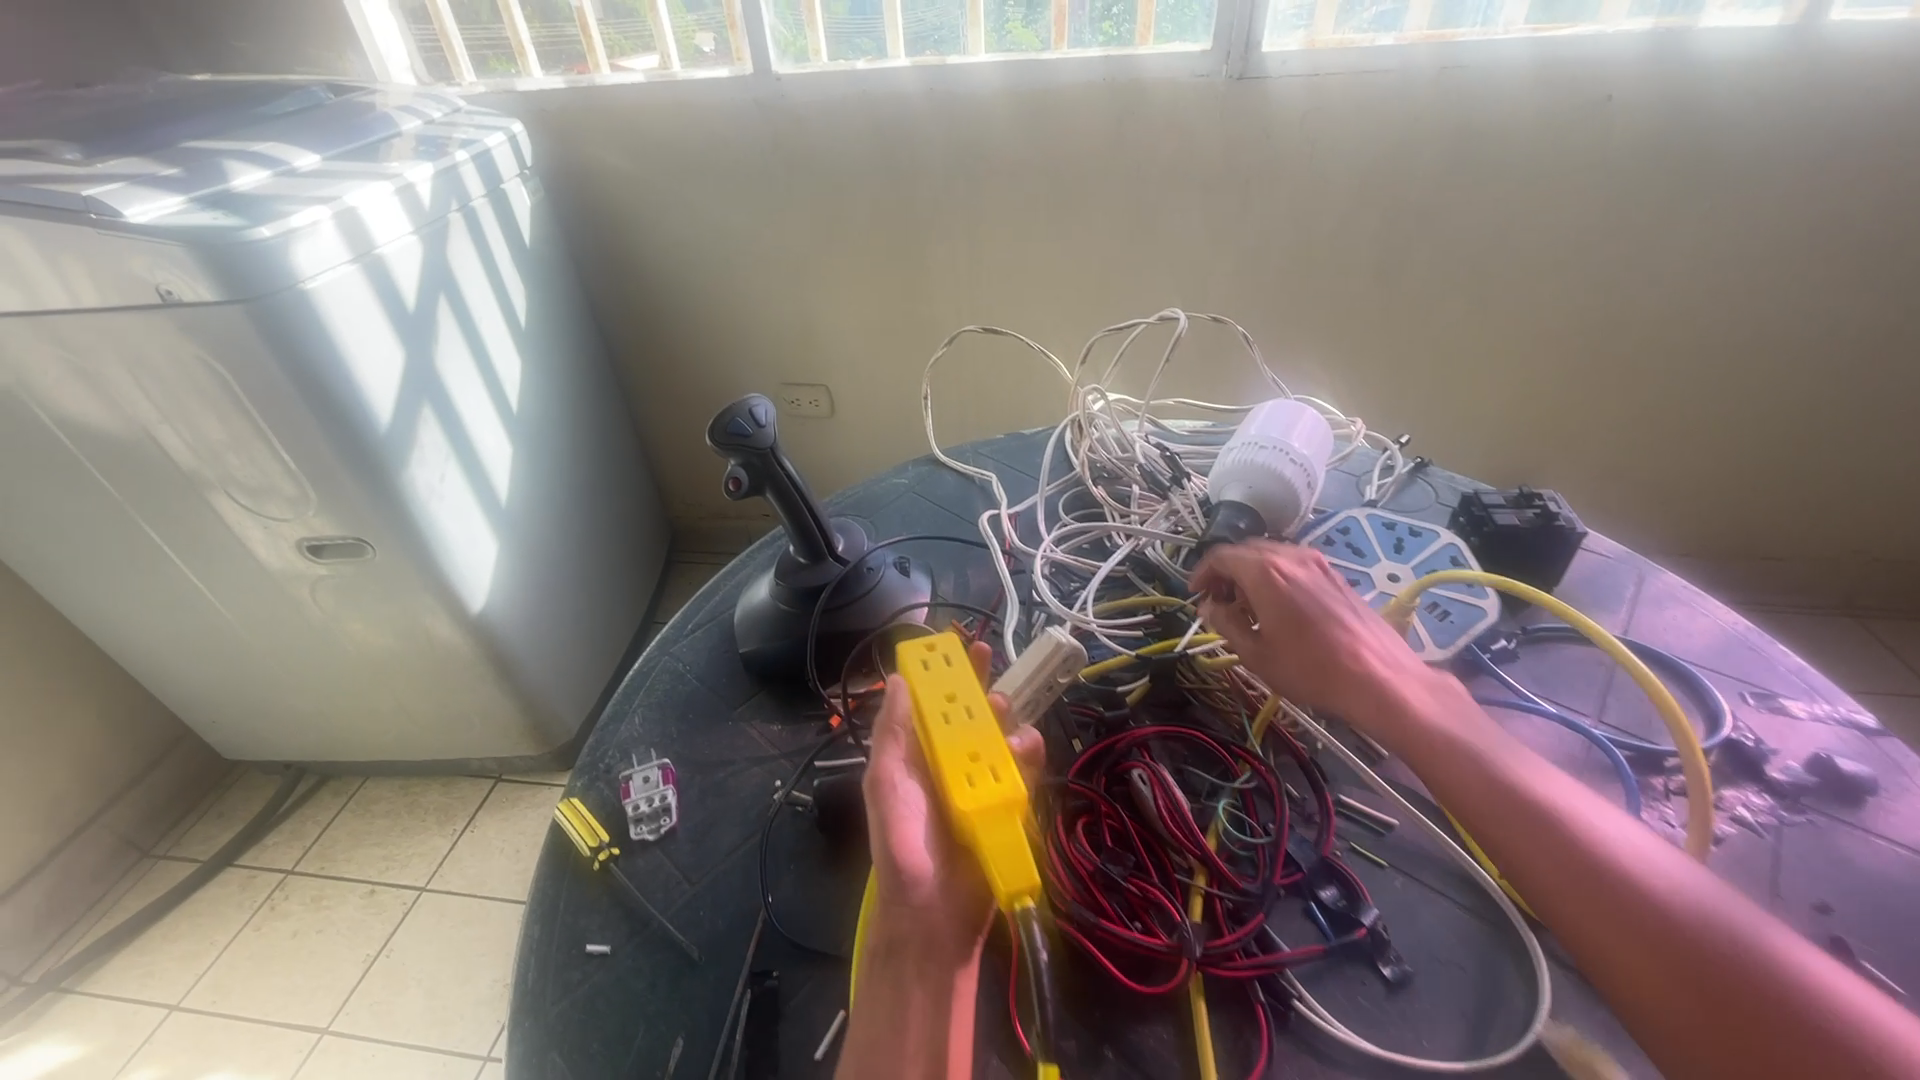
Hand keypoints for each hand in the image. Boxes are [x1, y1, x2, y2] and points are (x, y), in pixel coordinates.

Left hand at [862, 640, 1044, 963]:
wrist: (934, 913)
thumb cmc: (902, 844)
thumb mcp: (885, 783)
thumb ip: (892, 732)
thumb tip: (896, 679)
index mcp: (918, 756)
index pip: (934, 704)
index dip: (945, 675)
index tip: (957, 646)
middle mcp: (951, 763)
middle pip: (973, 714)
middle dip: (980, 685)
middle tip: (990, 661)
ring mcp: (983, 783)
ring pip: (1002, 737)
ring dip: (1006, 719)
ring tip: (1005, 715)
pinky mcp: (1010, 804)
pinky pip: (1024, 771)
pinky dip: (1028, 755)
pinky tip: (1025, 750)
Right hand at [1190, 539, 1431, 721]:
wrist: (1380, 678)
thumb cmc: (1310, 669)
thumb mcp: (1255, 653)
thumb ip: (1226, 623)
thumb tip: (1210, 608)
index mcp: (1265, 572)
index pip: (1221, 555)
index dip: (1201, 572)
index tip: (1195, 594)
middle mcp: (1291, 557)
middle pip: (1246, 550)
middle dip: (1225, 571)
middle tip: (1216, 600)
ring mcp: (1317, 563)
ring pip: (1271, 555)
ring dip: (1250, 573)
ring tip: (1245, 605)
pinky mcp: (1335, 576)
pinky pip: (1294, 565)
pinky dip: (1275, 576)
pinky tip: (1277, 607)